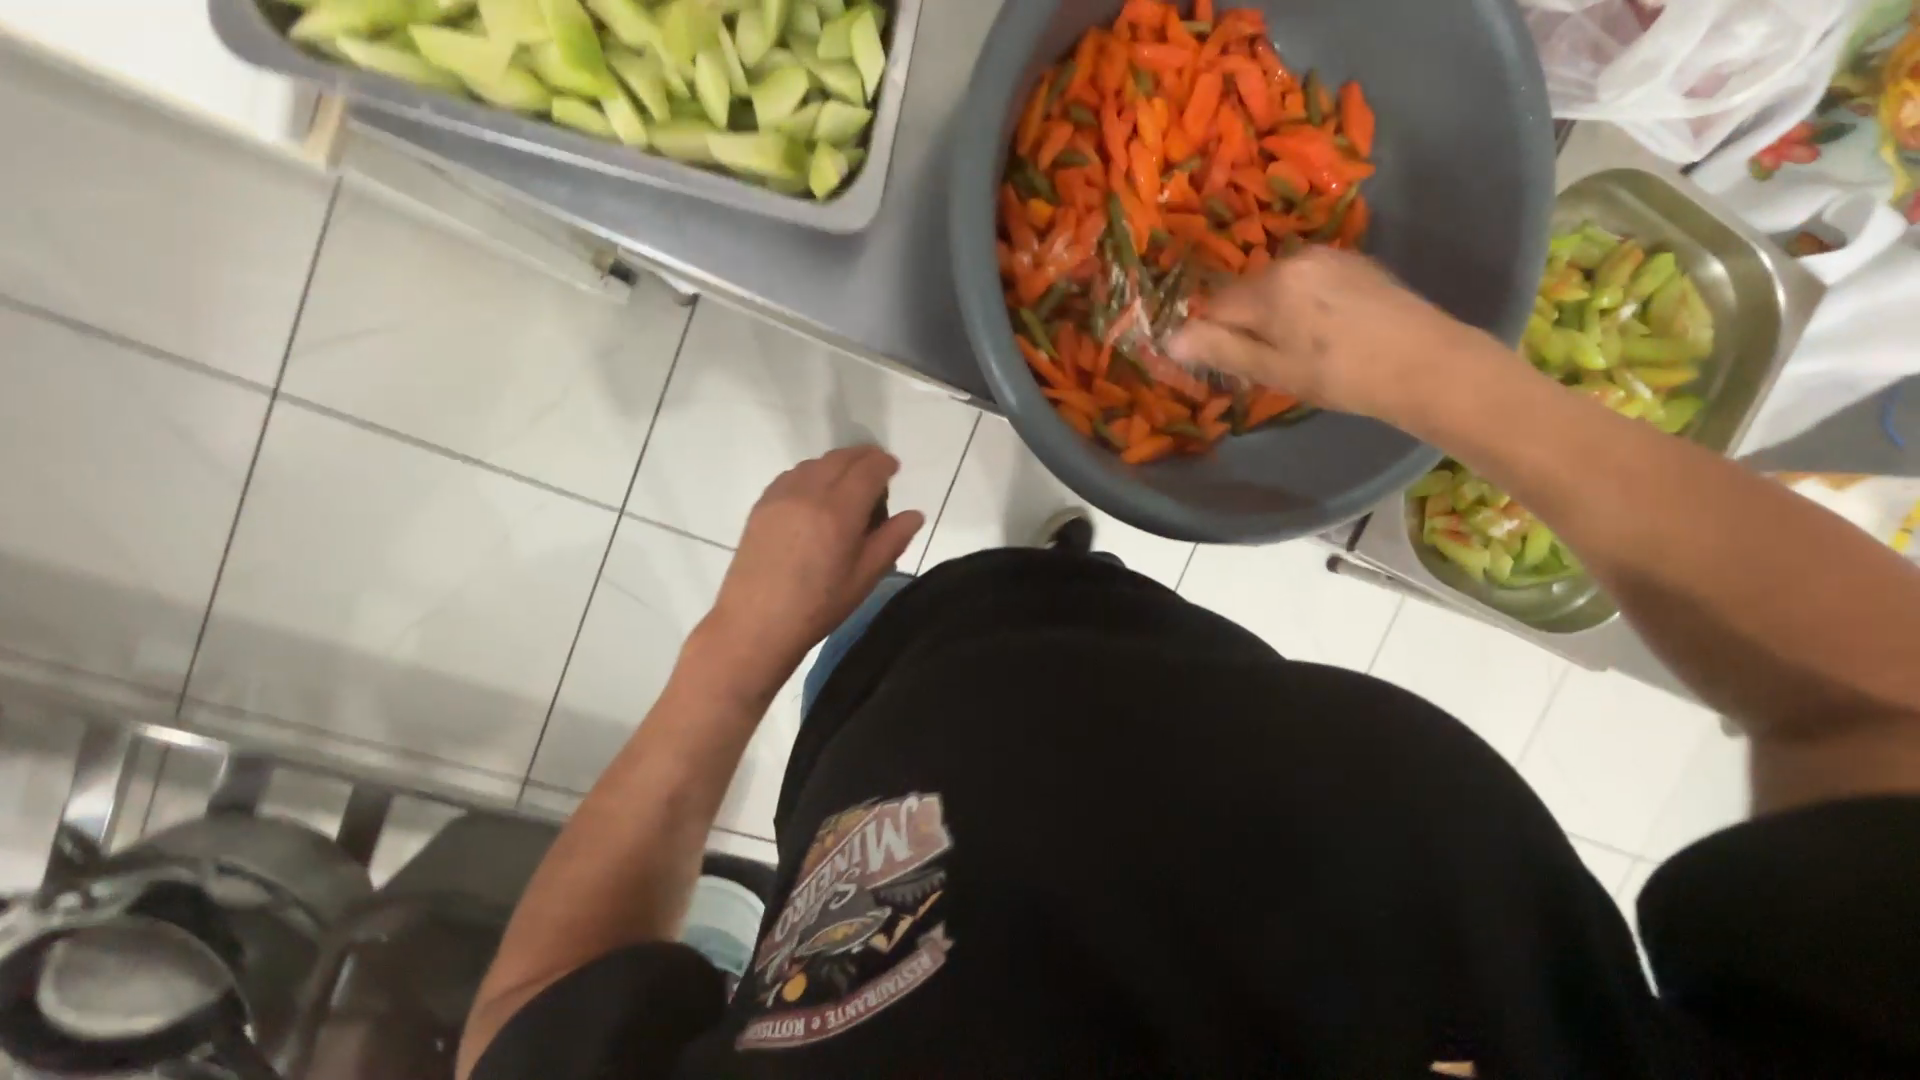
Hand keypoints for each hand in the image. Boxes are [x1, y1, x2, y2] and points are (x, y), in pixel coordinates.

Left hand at [702, 447, 924, 686]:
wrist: (756, 623)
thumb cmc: (818, 606)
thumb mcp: (864, 578)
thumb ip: (892, 540)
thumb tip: (914, 514)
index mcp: (839, 512)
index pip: (868, 470)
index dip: (884, 464)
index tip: (893, 468)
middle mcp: (808, 493)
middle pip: (841, 459)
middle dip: (863, 458)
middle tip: (876, 470)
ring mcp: (781, 495)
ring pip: (816, 464)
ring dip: (837, 465)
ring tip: (847, 485)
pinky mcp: (761, 504)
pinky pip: (792, 475)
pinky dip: (811, 474)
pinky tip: (816, 495)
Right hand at [1166, 247, 1496, 420]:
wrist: (1428, 365)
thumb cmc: (1342, 377)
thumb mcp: (1274, 371)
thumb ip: (1220, 349)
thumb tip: (1170, 338)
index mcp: (1269, 285)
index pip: (1214, 305)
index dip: (1209, 335)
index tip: (1223, 363)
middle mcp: (1295, 259)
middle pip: (1247, 292)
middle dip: (1246, 324)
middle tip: (1267, 364)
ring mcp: (1330, 257)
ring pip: (1279, 287)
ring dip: (1275, 314)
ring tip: (1301, 352)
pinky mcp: (1357, 264)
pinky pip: (1310, 282)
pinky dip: (1305, 305)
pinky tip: (1328, 334)